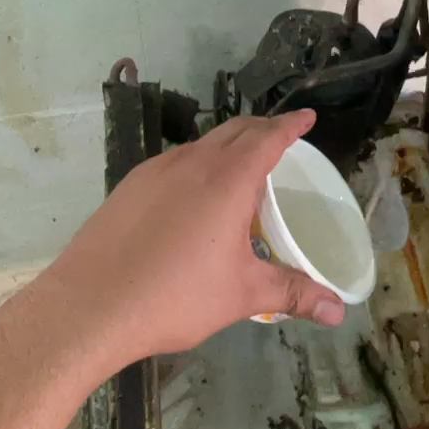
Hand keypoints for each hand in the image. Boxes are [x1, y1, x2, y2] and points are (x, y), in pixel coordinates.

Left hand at [31, 110, 346, 364]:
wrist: (90, 304)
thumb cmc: (175, 296)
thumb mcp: (242, 295)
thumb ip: (292, 293)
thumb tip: (338, 312)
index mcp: (227, 180)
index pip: (268, 138)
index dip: (291, 125)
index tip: (307, 117)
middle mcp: (192, 162)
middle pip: (234, 131)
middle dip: (262, 128)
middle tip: (281, 138)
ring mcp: (154, 171)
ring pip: (201, 145)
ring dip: (227, 146)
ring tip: (240, 169)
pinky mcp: (128, 187)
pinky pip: (173, 162)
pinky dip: (196, 164)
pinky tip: (192, 196)